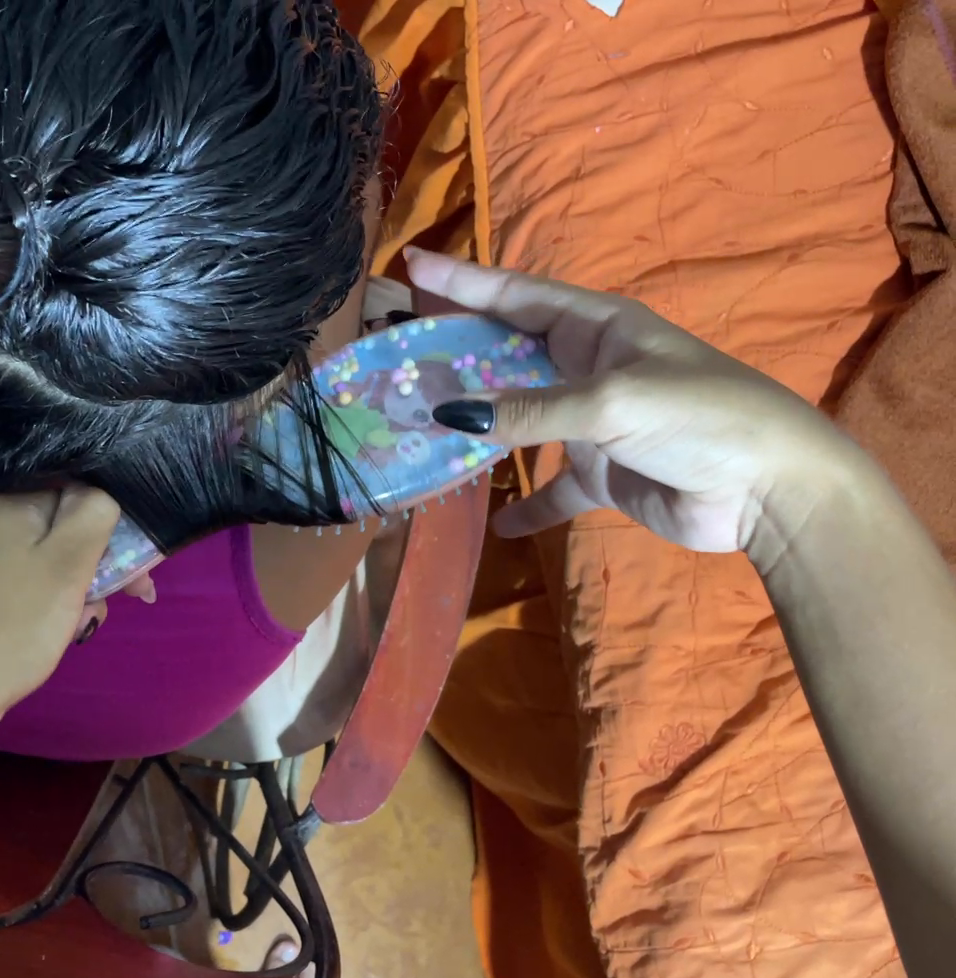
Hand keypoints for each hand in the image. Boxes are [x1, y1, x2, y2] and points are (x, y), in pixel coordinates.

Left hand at [0, 487, 122, 745]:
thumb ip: (91, 512)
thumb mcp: (68, 564)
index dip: (107, 534)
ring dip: (59, 592)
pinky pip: (1, 587)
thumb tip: (96, 489)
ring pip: (28, 563)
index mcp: (5, 503)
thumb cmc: (15, 628)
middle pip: (50, 533)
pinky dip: (25, 606)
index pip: (73, 498)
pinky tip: (31, 638)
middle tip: (98, 612)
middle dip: (85, 569)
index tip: (129, 578)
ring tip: (68, 631)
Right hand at [404, 249, 862, 560]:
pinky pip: (545, 487)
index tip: (412, 263)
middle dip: (452, 352)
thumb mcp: (612, 402)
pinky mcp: (596, 472)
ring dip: (471, 427)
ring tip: (416, 429)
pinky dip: (520, 504)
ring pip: (511, 417)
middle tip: (396, 353)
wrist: (774, 494)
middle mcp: (585, 369)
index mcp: (597, 330)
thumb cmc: (703, 421)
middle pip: (504, 353)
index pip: (516, 296)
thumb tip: (446, 414)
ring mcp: (587, 421)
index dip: (463, 280)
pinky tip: (494, 522)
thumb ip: (527, 409)